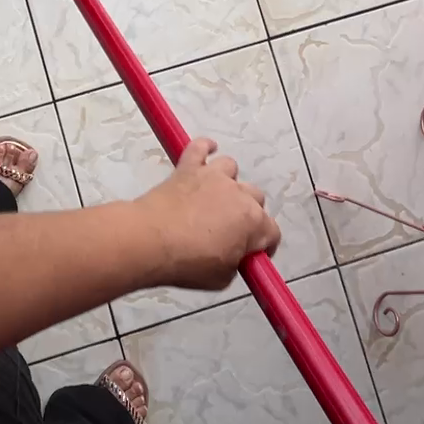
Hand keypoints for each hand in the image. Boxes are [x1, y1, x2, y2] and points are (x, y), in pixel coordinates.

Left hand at [132, 138, 280, 290]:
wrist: (151, 239)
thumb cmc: (189, 262)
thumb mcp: (224, 277)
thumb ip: (237, 261)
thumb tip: (234, 252)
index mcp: (253, 222)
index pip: (271, 232)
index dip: (263, 245)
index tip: (250, 254)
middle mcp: (238, 194)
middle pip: (255, 198)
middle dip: (247, 213)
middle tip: (229, 229)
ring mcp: (212, 176)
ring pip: (231, 168)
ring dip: (228, 182)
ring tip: (215, 196)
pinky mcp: (188, 167)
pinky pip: (200, 147)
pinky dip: (205, 147)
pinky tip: (207, 149)